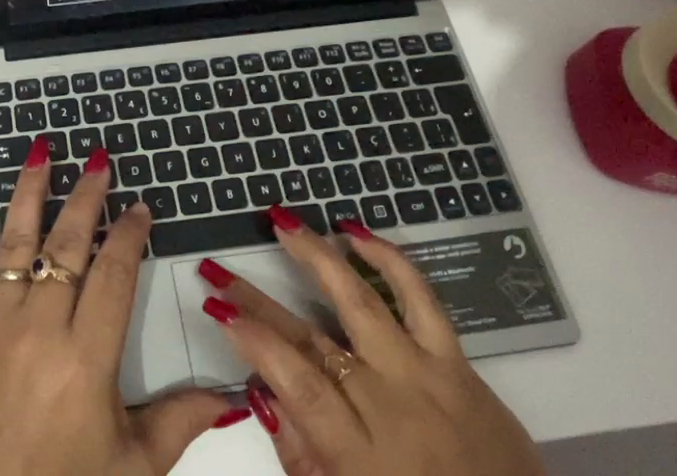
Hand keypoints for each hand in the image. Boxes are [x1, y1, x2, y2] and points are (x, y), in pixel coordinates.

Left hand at [0, 146, 244, 475]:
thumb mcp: (130, 467)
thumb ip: (179, 422)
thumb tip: (233, 397)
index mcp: (87, 357)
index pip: (114, 275)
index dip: (130, 236)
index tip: (141, 208)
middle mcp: (40, 327)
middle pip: (67, 245)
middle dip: (86, 198)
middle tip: (100, 162)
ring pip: (16, 241)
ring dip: (31, 192)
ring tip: (42, 151)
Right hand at [199, 207, 544, 475]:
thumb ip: (300, 454)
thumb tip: (261, 390)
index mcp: (361, 454)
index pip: (298, 385)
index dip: (256, 344)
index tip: (218, 311)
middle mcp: (392, 405)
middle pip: (315, 340)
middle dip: (259, 301)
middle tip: (217, 270)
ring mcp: (427, 376)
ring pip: (364, 301)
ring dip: (318, 257)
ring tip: (282, 223)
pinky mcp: (458, 361)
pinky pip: (422, 298)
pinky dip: (390, 260)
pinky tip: (357, 232)